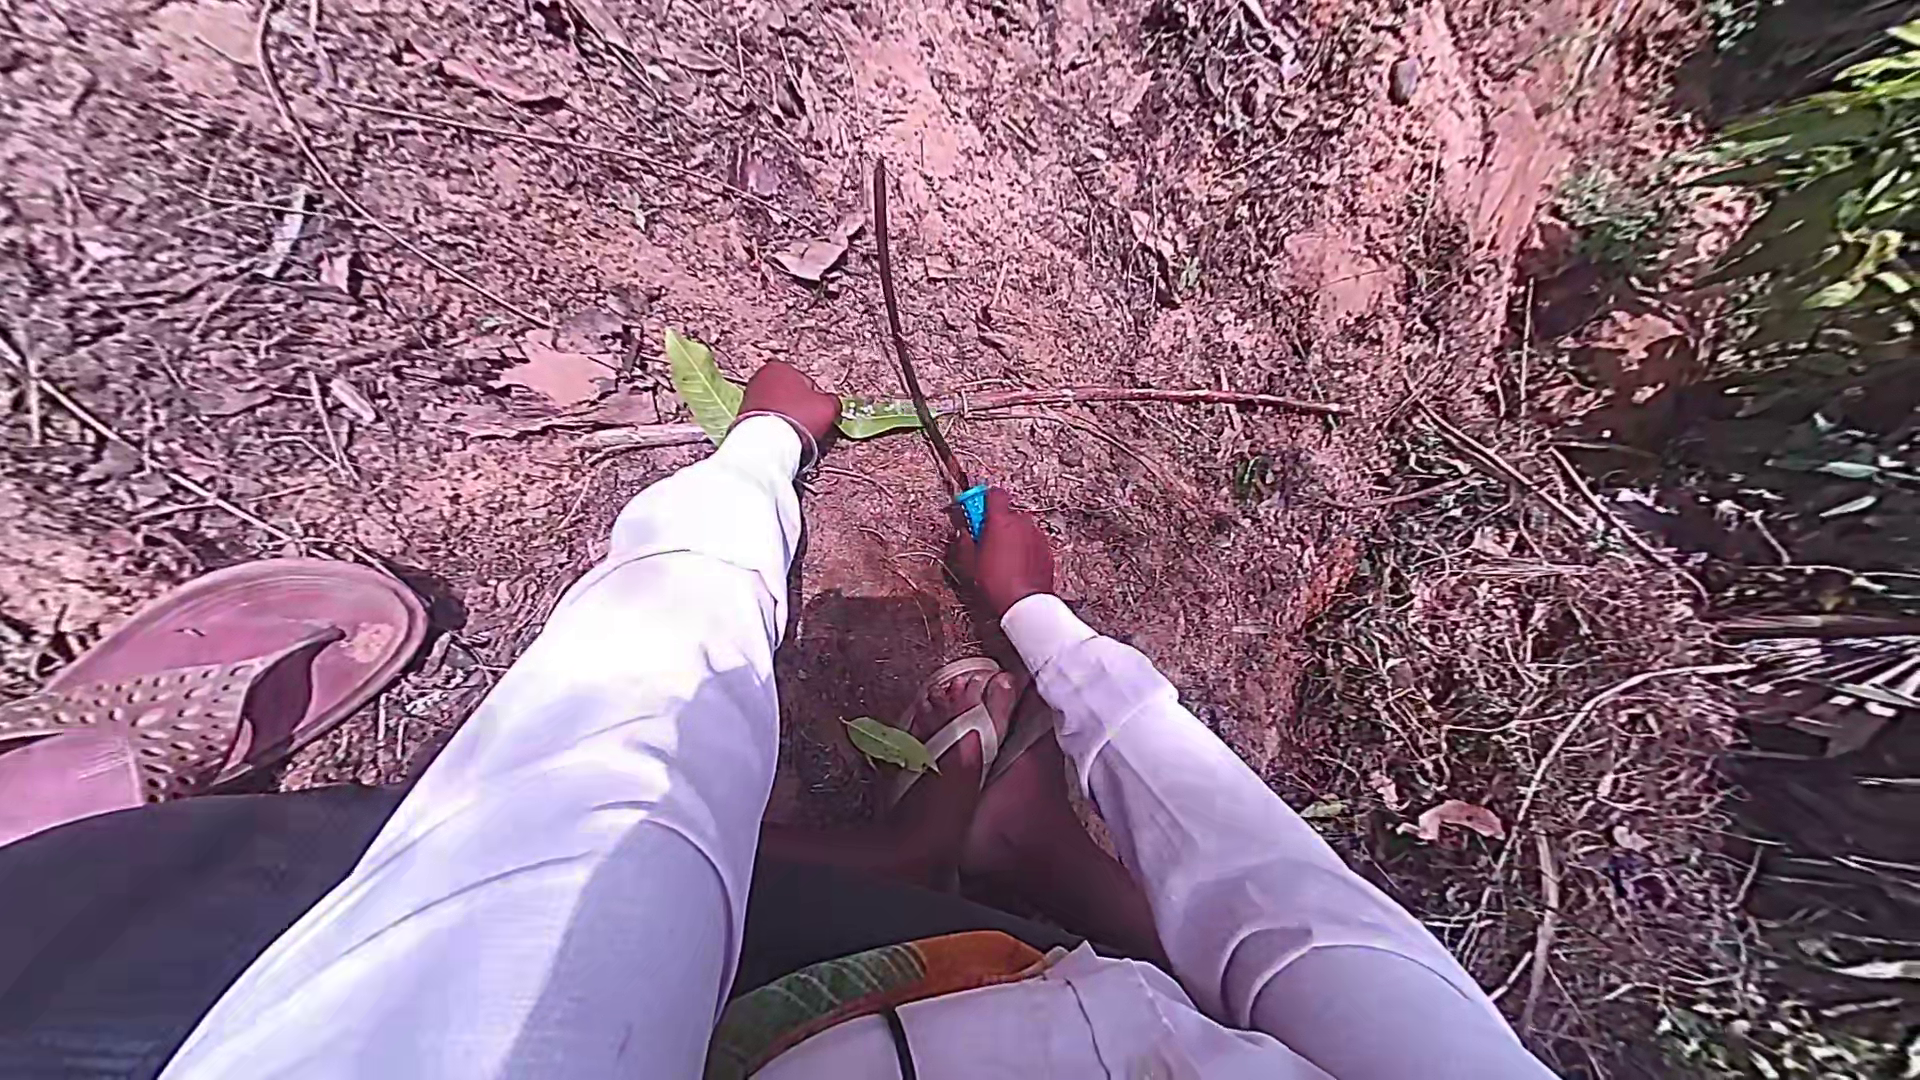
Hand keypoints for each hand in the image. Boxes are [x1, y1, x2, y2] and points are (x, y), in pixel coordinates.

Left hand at [737, 361, 840, 444]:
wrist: (768, 441)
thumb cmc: (800, 416)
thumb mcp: (827, 407)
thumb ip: (832, 400)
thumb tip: (832, 402)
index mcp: (780, 366)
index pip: (807, 383)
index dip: (816, 401)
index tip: (818, 415)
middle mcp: (760, 376)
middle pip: (790, 394)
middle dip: (799, 407)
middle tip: (808, 425)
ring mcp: (749, 395)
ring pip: (778, 407)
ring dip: (786, 417)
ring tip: (794, 434)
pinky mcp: (741, 415)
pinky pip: (766, 419)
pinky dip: (773, 427)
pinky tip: (780, 438)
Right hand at [954, 487, 1054, 616]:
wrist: (1025, 603)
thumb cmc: (996, 583)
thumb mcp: (969, 562)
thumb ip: (964, 541)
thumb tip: (963, 533)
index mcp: (1000, 521)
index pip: (995, 494)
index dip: (984, 499)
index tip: (976, 509)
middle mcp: (1021, 523)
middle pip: (1007, 514)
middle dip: (996, 524)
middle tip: (986, 541)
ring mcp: (1036, 536)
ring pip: (1020, 528)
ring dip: (1011, 537)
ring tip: (1001, 558)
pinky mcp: (1046, 549)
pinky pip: (1031, 542)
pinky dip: (1024, 549)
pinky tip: (1015, 566)